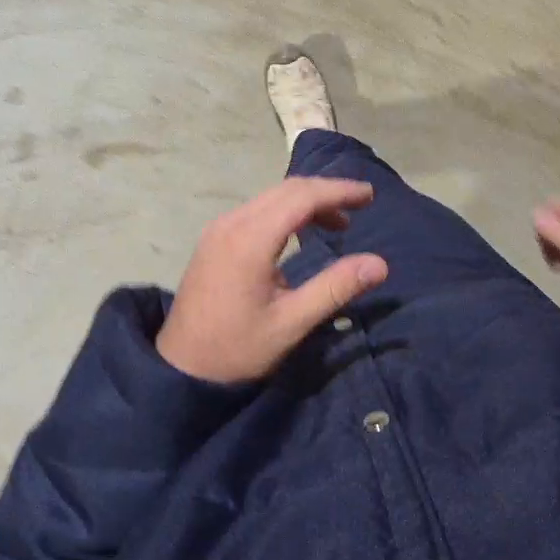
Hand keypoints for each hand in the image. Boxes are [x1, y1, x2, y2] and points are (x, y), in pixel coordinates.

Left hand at [157, 177, 389, 382]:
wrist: (180, 368)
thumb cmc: (237, 349)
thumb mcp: (291, 323)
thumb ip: (335, 288)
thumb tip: (379, 264)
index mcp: (250, 239)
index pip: (301, 197)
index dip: (338, 191)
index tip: (370, 196)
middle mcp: (232, 223)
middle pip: (286, 190)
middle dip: (326, 192)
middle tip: (361, 204)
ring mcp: (218, 229)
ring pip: (270, 198)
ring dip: (306, 202)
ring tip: (339, 224)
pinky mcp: (213, 240)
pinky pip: (256, 211)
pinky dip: (285, 212)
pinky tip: (302, 233)